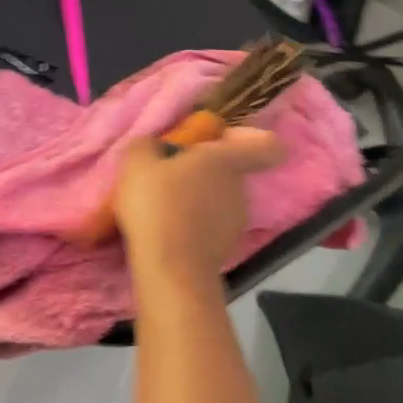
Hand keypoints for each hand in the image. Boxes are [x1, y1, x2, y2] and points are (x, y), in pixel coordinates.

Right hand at [114, 129, 284, 291]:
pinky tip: (166, 227)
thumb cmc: (156, 203)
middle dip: (199, 169)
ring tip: (159, 205)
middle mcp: (239, 187)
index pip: (266, 145)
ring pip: (218, 196)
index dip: (248, 138)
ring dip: (194, 196)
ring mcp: (237, 218)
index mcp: (224, 161)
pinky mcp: (228, 244)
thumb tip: (155, 145)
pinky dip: (193, 221)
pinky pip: (211, 222)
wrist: (171, 264)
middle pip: (228, 170)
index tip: (218, 139)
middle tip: (163, 175)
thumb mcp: (136, 162)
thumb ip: (147, 145)